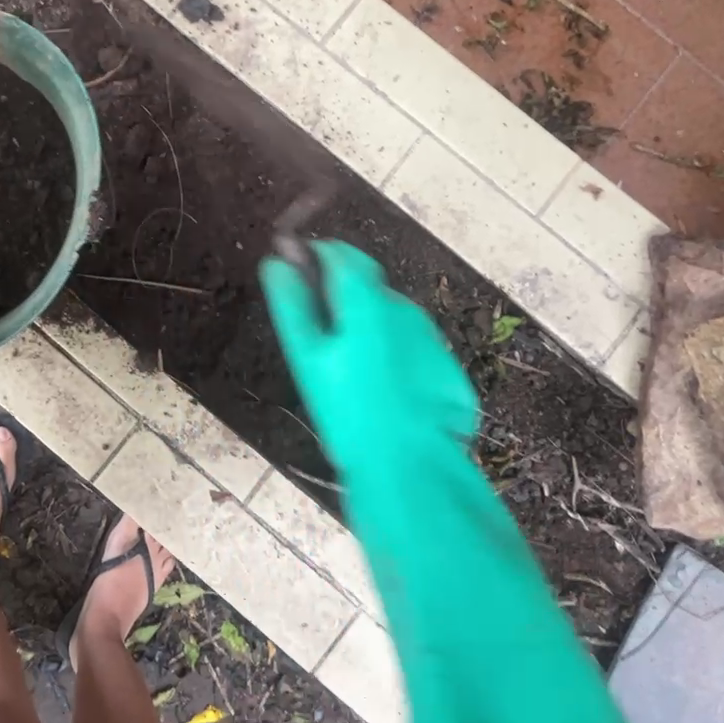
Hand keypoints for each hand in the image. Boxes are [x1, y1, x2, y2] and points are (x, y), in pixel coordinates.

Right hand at [258, 240, 475, 460]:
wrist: (412, 469)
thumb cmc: (347, 411)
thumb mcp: (307, 358)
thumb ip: (292, 304)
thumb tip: (276, 263)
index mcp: (366, 299)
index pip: (339, 253)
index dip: (315, 255)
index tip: (297, 271)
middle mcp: (403, 308)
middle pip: (366, 283)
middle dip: (341, 293)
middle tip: (319, 331)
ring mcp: (430, 338)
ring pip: (390, 316)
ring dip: (368, 324)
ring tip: (350, 367)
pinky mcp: (447, 367)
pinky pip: (411, 346)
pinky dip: (393, 353)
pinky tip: (382, 389)